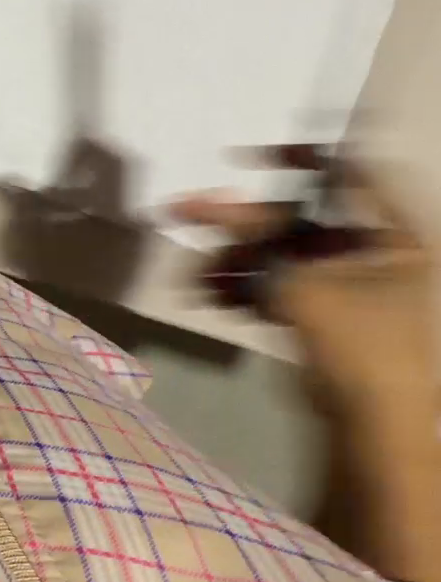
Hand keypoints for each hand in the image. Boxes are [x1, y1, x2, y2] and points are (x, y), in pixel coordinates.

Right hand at [172, 150, 439, 581]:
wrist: (376, 422)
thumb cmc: (360, 343)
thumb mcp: (299, 280)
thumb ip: (260, 236)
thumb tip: (222, 204)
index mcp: (401, 240)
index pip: (356, 176)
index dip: (303, 160)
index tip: (247, 158)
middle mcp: (383, 255)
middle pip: (298, 218)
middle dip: (235, 221)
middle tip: (180, 211)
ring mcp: (356, 286)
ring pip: (277, 252)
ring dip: (228, 259)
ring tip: (197, 280)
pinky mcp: (330, 312)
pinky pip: (278, 282)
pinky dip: (242, 285)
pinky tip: (214, 297)